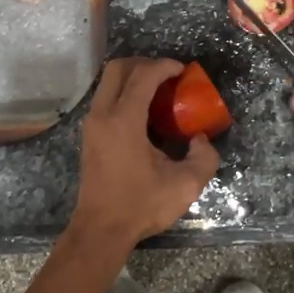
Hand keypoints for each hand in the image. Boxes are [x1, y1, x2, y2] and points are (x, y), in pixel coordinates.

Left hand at [71, 57, 219, 250]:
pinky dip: (124, 92)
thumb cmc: (141, 205)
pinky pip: (105, 97)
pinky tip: (145, 112)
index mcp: (123, 119)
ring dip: (132, 77)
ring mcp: (92, 122)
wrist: (101, 229)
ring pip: (108, 81)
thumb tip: (201, 139)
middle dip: (144, 63)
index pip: (143, 75)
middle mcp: (103, 113)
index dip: (164, 66)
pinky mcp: (89, 133)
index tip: (183, 70)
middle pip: (118, 68)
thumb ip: (204, 158)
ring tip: (158, 91)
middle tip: (168, 75)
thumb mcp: (185, 185)